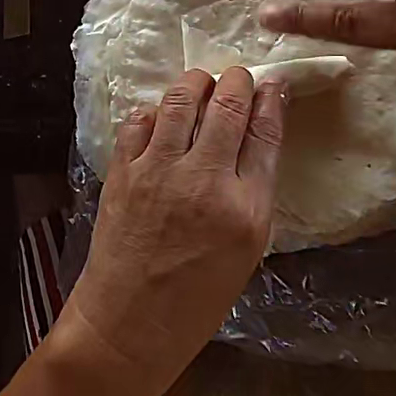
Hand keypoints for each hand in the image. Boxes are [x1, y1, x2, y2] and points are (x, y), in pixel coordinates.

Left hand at [55, 67, 283, 395]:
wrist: (130, 321)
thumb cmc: (196, 300)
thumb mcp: (245, 253)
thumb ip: (249, 195)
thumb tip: (248, 144)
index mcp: (246, 209)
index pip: (265, 134)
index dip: (271, 100)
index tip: (273, 83)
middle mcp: (204, 180)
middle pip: (226, 107)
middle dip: (235, 80)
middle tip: (236, 75)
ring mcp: (157, 171)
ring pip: (179, 102)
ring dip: (193, 83)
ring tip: (200, 81)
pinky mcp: (122, 171)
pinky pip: (138, 122)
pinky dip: (152, 111)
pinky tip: (159, 115)